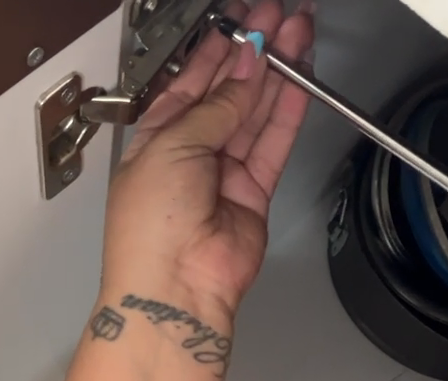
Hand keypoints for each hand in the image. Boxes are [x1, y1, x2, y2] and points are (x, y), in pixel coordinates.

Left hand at [100, 0, 313, 331]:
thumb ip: (212, 108)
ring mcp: (220, 179)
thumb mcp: (170, 147)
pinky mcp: (250, 196)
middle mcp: (187, 162)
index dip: (214, 52)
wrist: (174, 287)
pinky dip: (287, 109)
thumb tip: (242, 75)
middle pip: (225, 96)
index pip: (188, 88)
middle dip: (251, 54)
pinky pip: (272, 144)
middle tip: (275, 16)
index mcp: (153, 146)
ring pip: (253, 114)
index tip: (238, 20)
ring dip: (275, 73)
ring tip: (296, 31)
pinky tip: (299, 76)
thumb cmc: (149, 232)